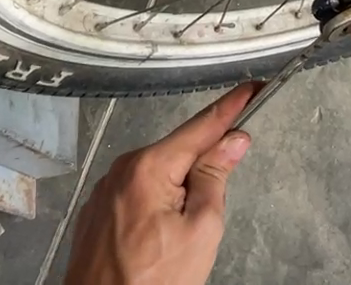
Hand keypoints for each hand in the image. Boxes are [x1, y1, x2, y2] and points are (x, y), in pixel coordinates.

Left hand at [64, 84, 254, 284]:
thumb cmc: (155, 284)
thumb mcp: (201, 231)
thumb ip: (216, 177)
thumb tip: (232, 139)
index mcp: (148, 167)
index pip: (201, 126)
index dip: (232, 106)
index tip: (254, 86)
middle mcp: (121, 169)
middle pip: (179, 151)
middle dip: (204, 164)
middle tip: (213, 206)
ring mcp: (104, 192)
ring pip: (159, 173)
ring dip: (180, 186)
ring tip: (181, 234)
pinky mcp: (95, 214)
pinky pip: (139, 192)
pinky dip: (159, 200)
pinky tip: (159, 237)